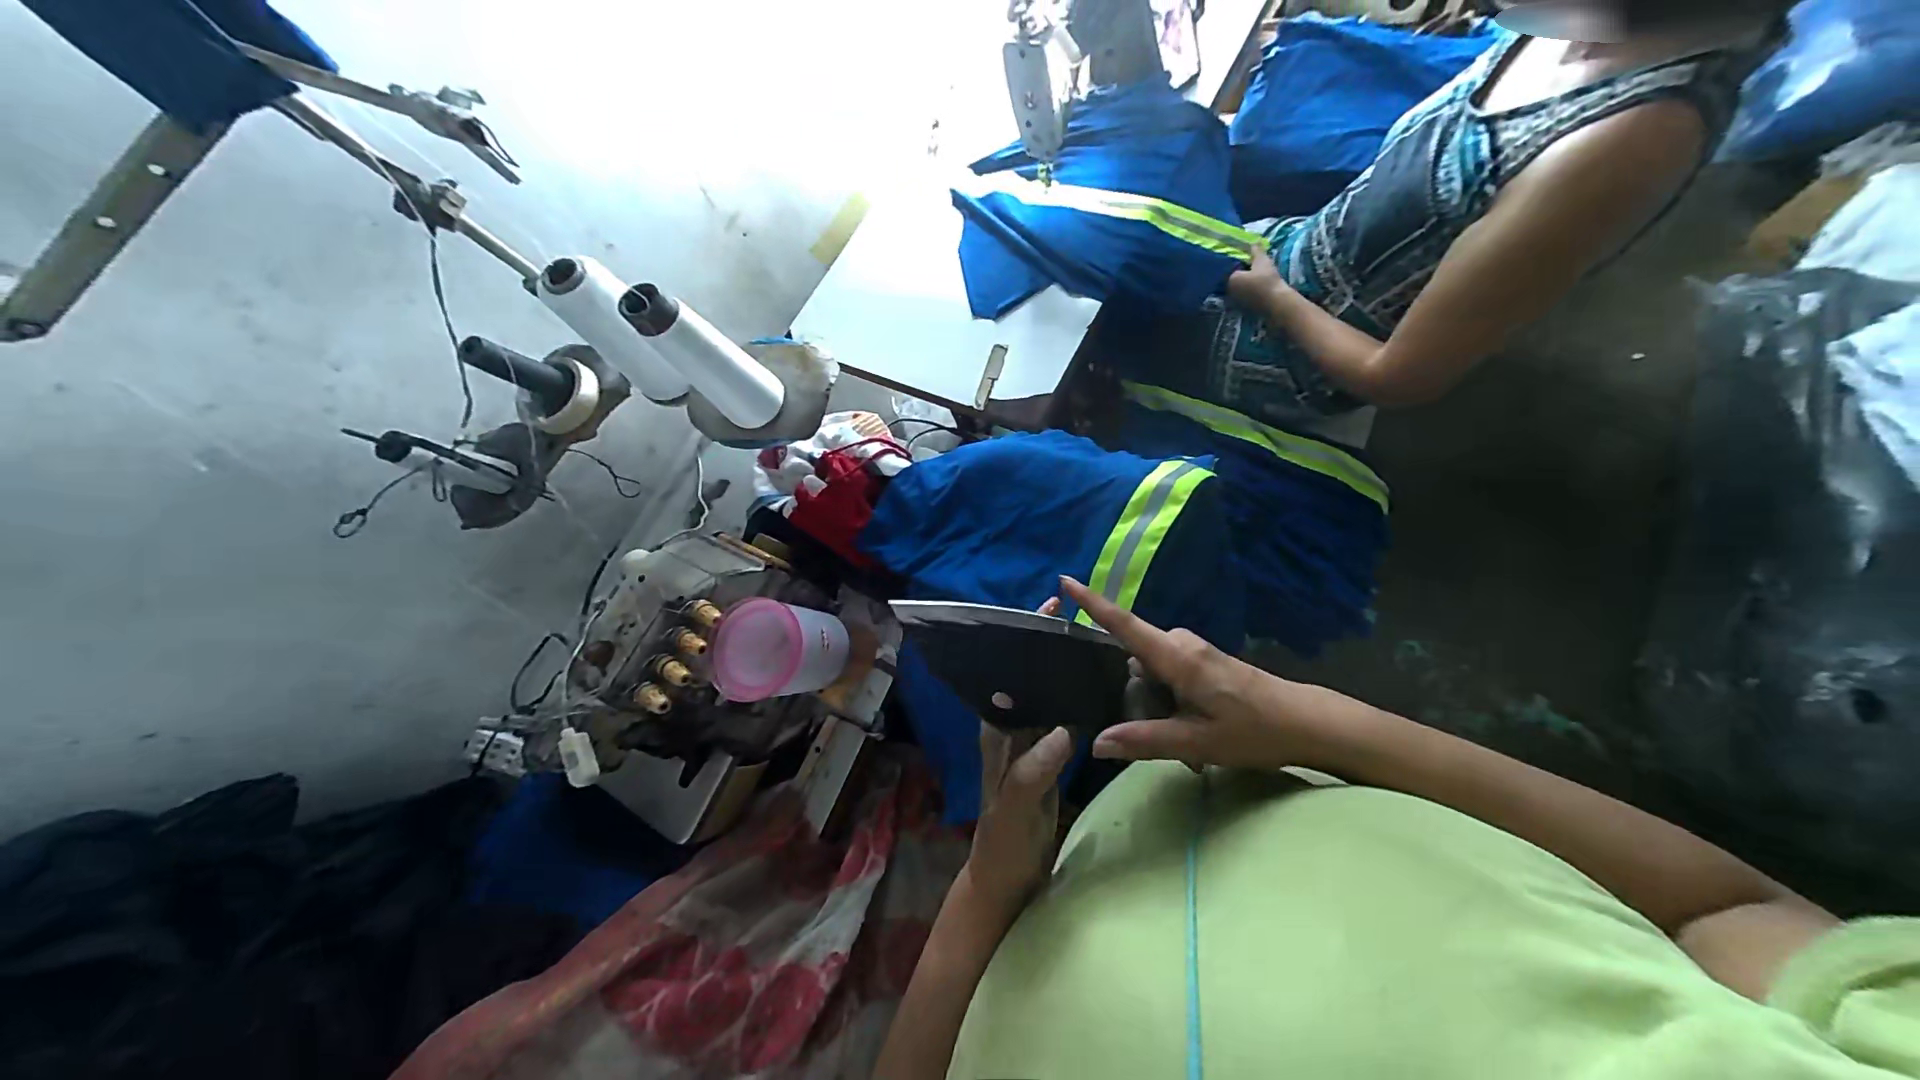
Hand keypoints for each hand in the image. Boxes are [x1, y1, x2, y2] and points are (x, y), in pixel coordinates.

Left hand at [959, 596, 1074, 917]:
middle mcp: (1012, 727)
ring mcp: (1031, 741)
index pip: (1007, 674)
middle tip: (1081, 618)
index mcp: (997, 728)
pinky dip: (1077, 703)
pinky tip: (1098, 691)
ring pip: (1047, 696)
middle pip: (1029, 678)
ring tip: (1095, 644)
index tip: (1047, 609)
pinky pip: (1063, 720)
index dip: (1023, 641)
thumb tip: (1064, 728)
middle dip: (1048, 647)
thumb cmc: (1004, 838)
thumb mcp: (1016, 803)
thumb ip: (1036, 767)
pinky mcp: (1049, 756)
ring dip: (1063, 672)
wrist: (1010, 875)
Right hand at [1061, 576, 1308, 770]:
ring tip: (1183, 744)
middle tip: (1159, 737)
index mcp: (1176, 658)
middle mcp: (1181, 644)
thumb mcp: (1196, 743)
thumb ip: (1144, 741)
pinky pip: (1168, 672)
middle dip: (1133, 695)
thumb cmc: (1253, 730)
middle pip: (1133, 658)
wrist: (1306, 722)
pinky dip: (1168, 700)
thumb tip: (1096, 744)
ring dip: (1154, 703)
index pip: (1125, 624)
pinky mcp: (1202, 659)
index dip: (1093, 603)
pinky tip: (1190, 732)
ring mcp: (1194, 650)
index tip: (1065, 580)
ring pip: (1150, 669)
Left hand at [1226, 245, 1284, 305]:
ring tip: (1252, 276)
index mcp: (1230, 279)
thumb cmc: (1267, 279)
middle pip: (1231, 280)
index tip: (1243, 259)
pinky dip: (1246, 292)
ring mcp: (1235, 301)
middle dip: (1237, 274)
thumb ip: (1256, 251)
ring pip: (1236, 289)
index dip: (1235, 263)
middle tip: (1248, 267)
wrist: (1276, 302)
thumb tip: (1254, 241)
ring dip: (1242, 284)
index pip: (1228, 269)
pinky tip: (1255, 288)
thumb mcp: (1262, 262)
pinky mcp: (1242, 308)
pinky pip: (1242, 297)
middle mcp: (1228, 291)